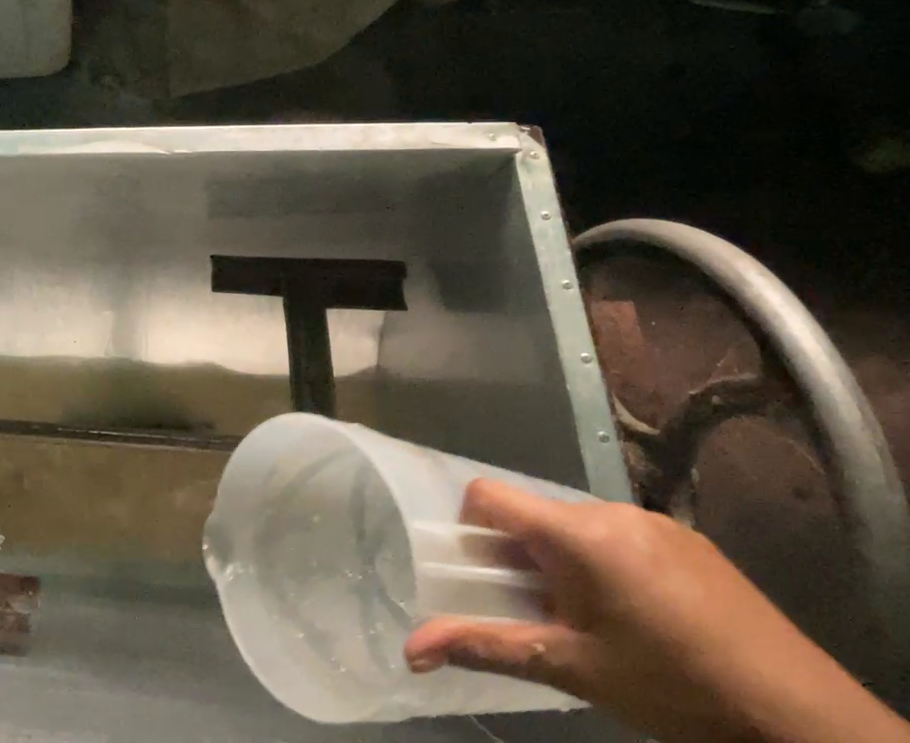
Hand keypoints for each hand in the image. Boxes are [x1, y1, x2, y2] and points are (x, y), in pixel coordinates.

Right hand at [404, 480, 909, 742]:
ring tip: (592, 621)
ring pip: (576, 527)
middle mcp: (612, 512)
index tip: (483, 577)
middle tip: (538, 612)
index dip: (469, 529)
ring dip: (563, 562)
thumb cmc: (672, 686)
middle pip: (532, 515)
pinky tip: (639, 617)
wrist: (806, 720)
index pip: (487, 496)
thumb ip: (485, 646)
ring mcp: (657, 523)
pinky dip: (607, 565)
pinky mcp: (692, 541)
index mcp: (577, 534)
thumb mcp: (571, 669)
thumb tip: (410, 650)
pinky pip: (621, 536)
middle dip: (519, 557)